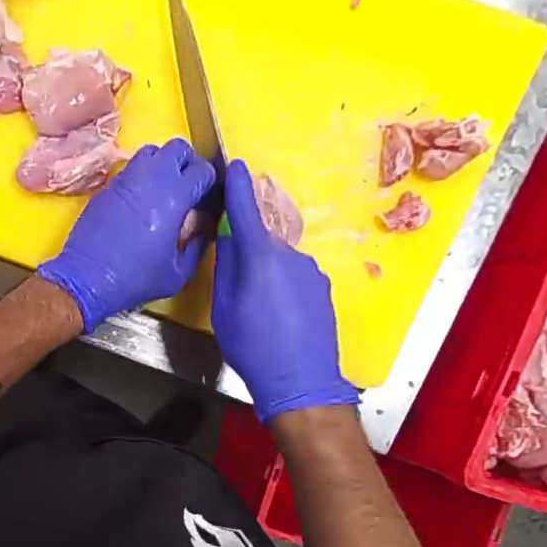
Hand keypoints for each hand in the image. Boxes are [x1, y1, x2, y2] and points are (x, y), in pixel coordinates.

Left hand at [37, 139, 216, 331]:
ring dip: (163, 165)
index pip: (204, 170)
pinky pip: (130, 168)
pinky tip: (141, 200)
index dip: (210, 183)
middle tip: (188, 187)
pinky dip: (142, 176)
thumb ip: (198, 246)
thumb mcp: (177, 273)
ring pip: (152, 152)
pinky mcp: (107, 187)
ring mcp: (126, 179)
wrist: (87, 278)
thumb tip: (205, 230)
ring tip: (164, 190)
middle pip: (178, 148)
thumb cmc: (135, 279)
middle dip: (188, 163)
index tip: (207, 199)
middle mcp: (151, 178)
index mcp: (174, 196)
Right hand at [212, 160, 358, 420]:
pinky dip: (280, 291)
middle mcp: (291, 256)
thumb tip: (229, 238)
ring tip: (255, 314)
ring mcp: (311, 272)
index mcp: (261, 257)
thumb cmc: (252, 346)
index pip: (247, 211)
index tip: (235, 165)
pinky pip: (294, 280)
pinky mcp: (322, 290)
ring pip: (278, 264)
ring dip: (264, 278)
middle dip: (247, 255)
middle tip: (233, 289)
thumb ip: (226, 268)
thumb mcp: (224, 309)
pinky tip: (275, 320)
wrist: (301, 381)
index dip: (238, 188)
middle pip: (262, 243)